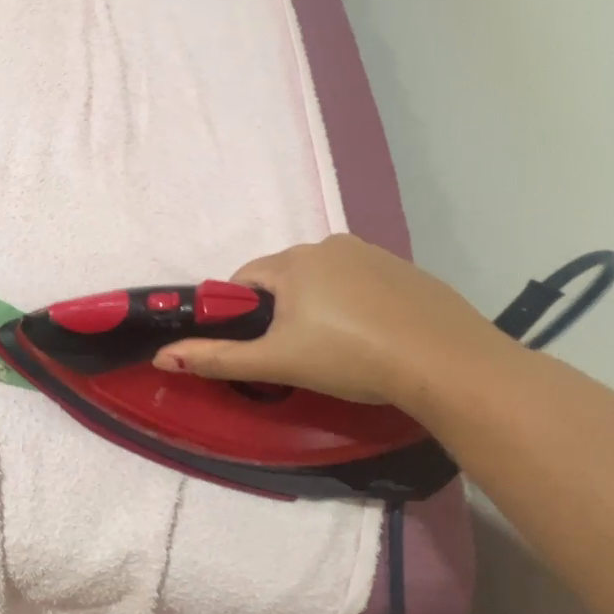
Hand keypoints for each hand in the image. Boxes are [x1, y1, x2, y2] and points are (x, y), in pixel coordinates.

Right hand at [152, 234, 516, 406]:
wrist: (451, 367)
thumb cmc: (351, 358)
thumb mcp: (276, 362)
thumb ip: (217, 358)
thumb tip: (161, 356)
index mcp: (294, 261)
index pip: (243, 280)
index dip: (242, 315)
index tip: (261, 346)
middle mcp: (331, 246)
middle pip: (283, 279)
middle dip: (281, 312)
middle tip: (300, 353)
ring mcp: (376, 255)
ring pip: (323, 281)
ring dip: (318, 308)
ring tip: (339, 349)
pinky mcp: (410, 272)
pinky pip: (361, 285)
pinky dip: (356, 307)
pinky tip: (373, 339)